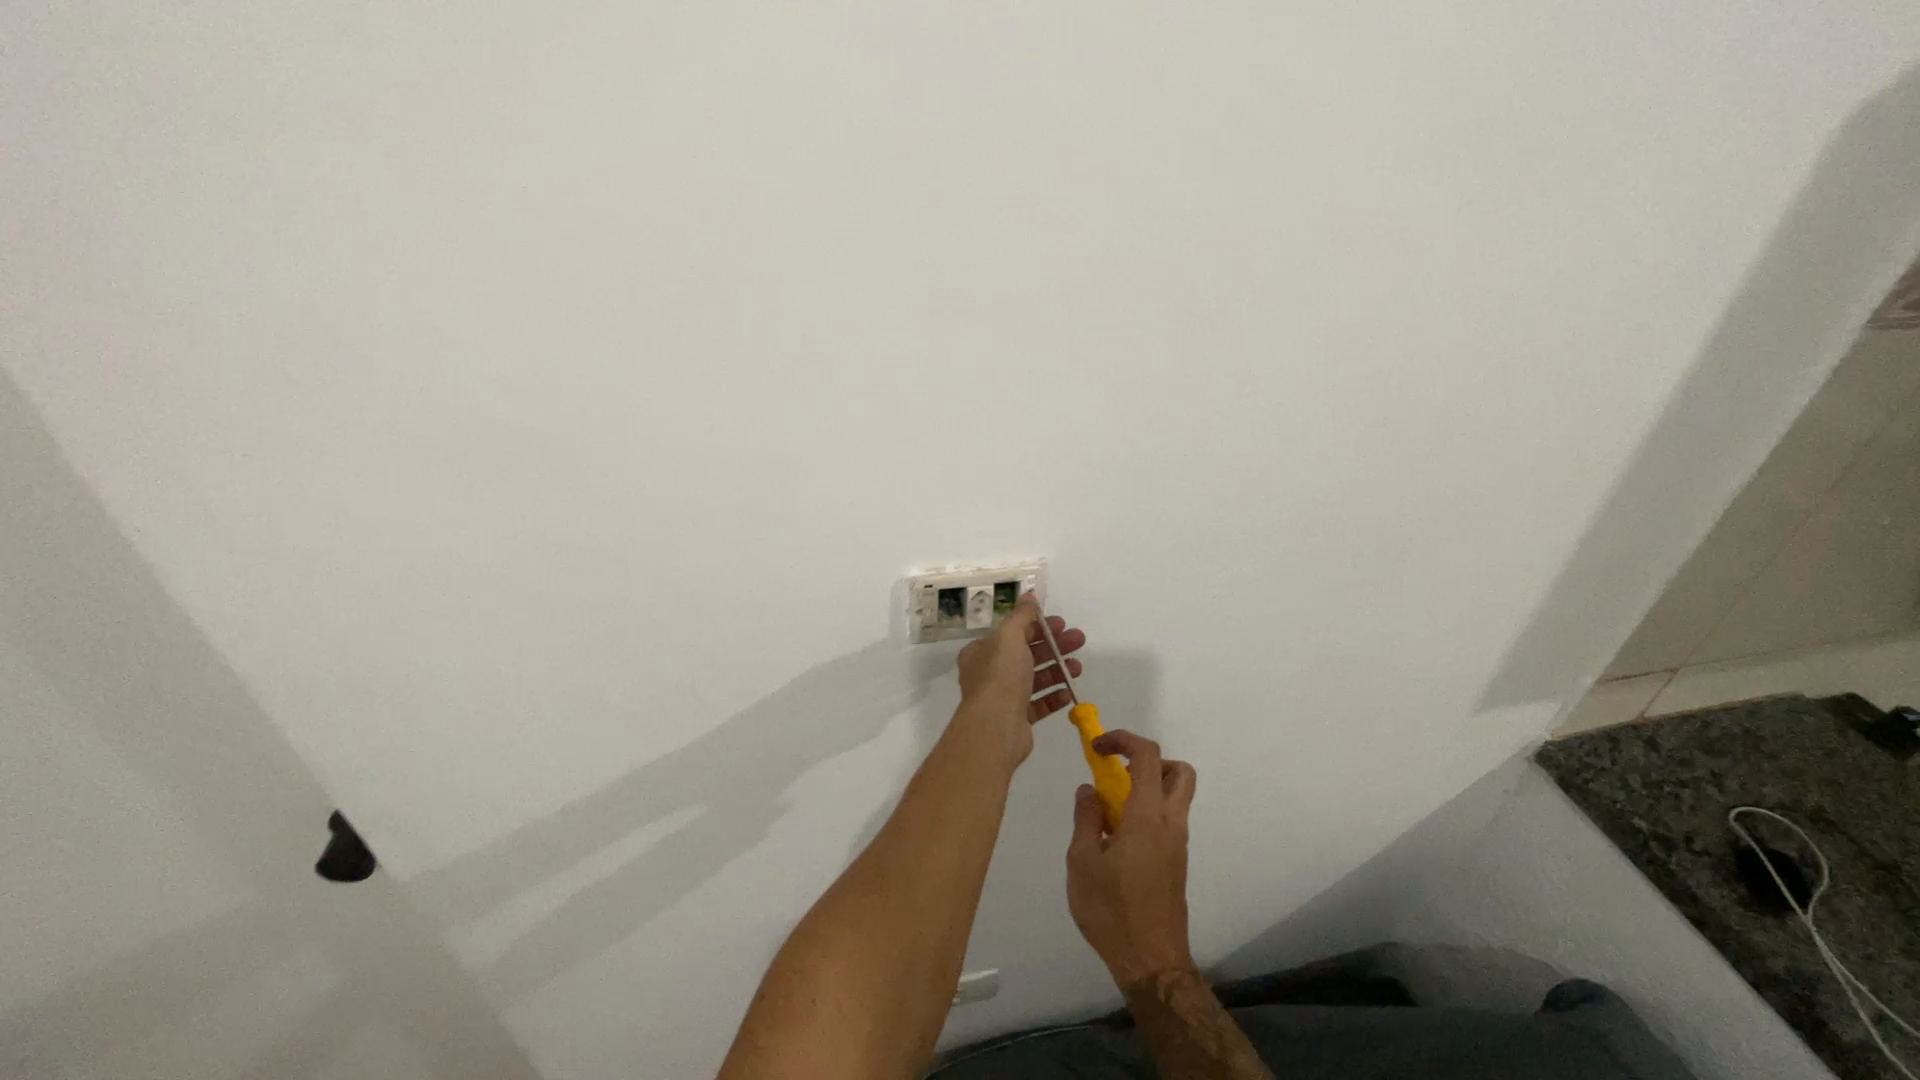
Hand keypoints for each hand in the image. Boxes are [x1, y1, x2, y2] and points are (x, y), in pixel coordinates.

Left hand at [955, 594, 1084, 766]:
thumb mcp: (1009, 637)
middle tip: (1078, 640)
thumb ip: (1022, 616)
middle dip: (1054, 646)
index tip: (1060, 623)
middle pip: (1026, 654)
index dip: (1037, 626)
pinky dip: (1054, 696)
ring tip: (1078, 667)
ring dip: (1057, 670)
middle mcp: (989, 673)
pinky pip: (1038, 704)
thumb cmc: (1000, 675)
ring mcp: (1003, 697)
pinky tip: (1068, 692)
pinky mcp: (1017, 718)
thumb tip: (1029, 594)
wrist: (995, 726)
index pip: (1012, 633)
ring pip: (1034, 679)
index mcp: (982, 651)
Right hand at [1066, 730, 1198, 986]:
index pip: (1148, 756)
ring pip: (1176, 798)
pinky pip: (1168, 822)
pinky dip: (1147, 814)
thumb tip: (1089, 791)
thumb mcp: (1082, 861)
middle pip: (1179, 772)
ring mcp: (1178, 845)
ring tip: (1109, 813)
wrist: (1151, 960)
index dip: (1124, 740)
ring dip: (1148, 789)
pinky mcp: (1176, 864)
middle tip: (1117, 774)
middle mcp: (1171, 823)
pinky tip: (1117, 842)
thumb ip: (1086, 819)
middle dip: (1149, 761)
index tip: (1097, 747)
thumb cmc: (1111, 910)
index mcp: (1148, 816)